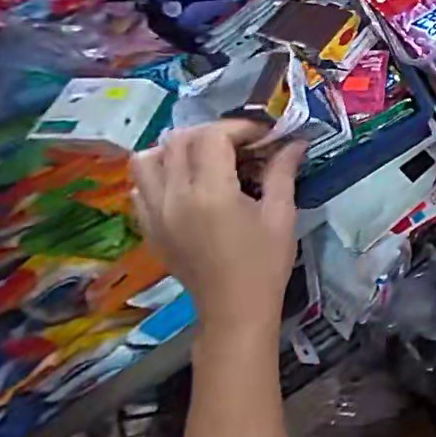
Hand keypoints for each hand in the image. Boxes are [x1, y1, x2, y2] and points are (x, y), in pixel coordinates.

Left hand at [130, 121, 308, 342]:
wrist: (234, 309)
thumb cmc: (265, 263)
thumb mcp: (281, 214)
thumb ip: (282, 172)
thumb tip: (295, 141)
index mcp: (211, 194)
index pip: (212, 137)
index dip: (240, 127)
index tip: (264, 136)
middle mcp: (175, 198)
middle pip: (179, 140)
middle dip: (213, 133)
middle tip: (241, 143)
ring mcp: (155, 213)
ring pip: (148, 158)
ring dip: (177, 148)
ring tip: (207, 158)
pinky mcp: (148, 227)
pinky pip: (140, 185)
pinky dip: (160, 173)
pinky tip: (188, 183)